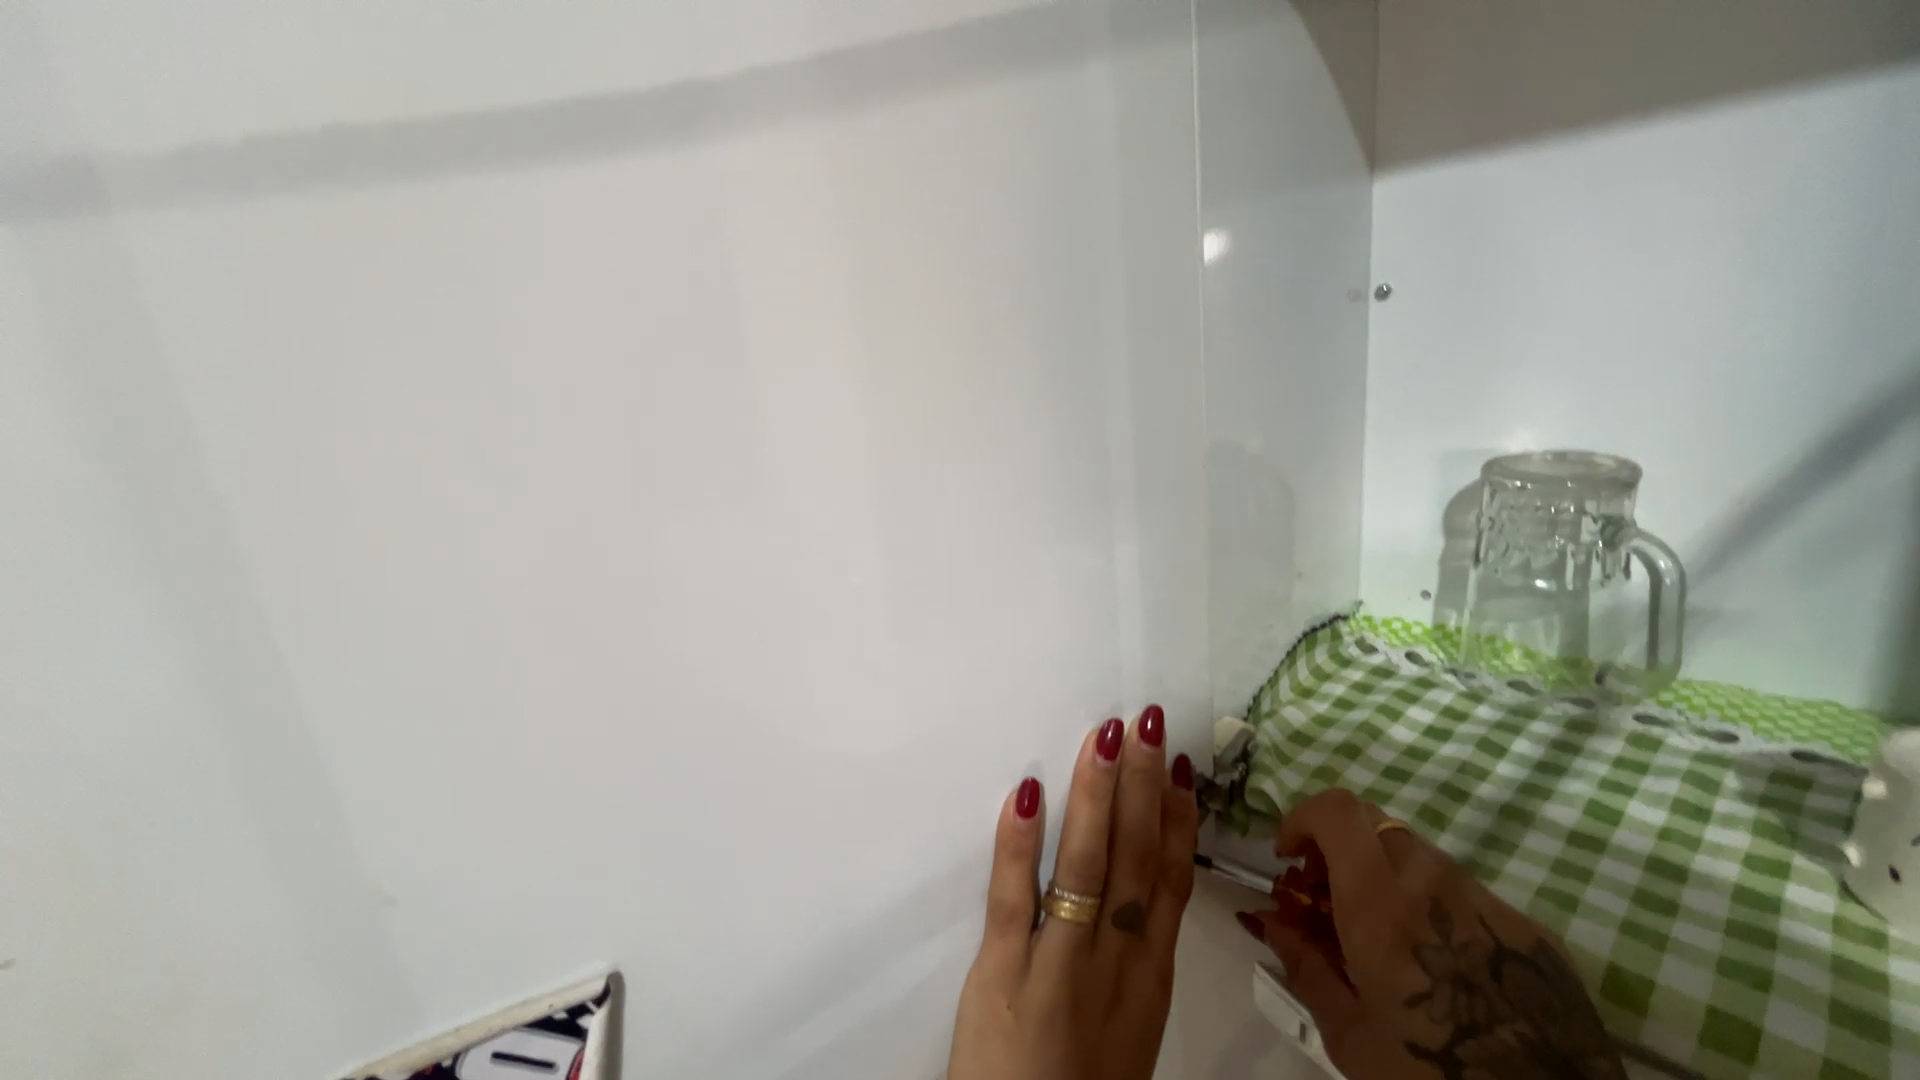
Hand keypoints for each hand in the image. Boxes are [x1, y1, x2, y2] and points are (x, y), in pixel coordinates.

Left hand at [947, 707, 1199, 1079]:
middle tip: (1143, 722)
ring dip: (1097, 798)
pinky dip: (1021, 845)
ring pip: (1087, 869)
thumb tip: (1137, 879)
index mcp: (1151, 976)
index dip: (1177, 817)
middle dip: (1141, 786)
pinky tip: (1029, 793)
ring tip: (1102, 739)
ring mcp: (1060, 968)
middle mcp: (1117, 965)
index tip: (1176, 762)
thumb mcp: (1131, 1018)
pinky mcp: (1003, 977)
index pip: (1172, 881)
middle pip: (1137, 861)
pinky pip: (1015, 900)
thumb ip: (1134, 949)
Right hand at [1239, 789, 1626, 1079]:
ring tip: (1380, 935)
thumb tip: (1268, 920)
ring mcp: (1487, 901)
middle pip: (1374, 823)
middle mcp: (1434, 883)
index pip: (1337, 810)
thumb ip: (1304, 965)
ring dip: (1384, 874)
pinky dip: (1431, 904)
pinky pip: (1463, 891)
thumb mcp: (1350, 1034)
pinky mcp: (1528, 928)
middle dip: (1338, 846)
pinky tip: (1437, 964)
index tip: (1290, 857)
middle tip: (1327, 896)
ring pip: (1419, 855)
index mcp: (1381, 904)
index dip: (1302, 817)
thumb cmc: (1433, 1076)